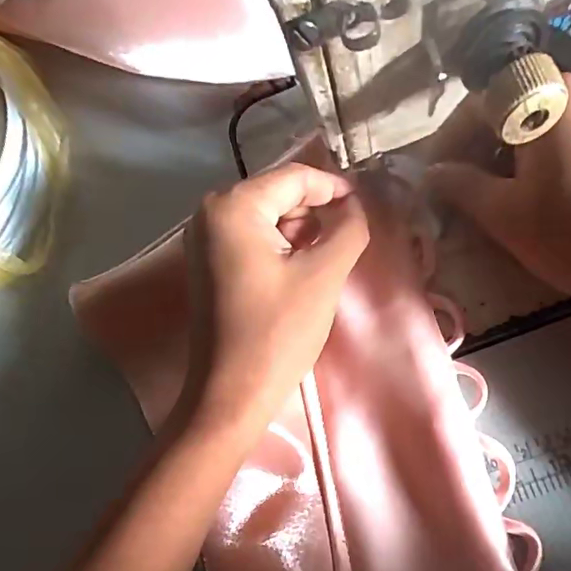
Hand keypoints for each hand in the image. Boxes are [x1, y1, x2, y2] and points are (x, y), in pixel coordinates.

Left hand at [182, 163, 369, 431]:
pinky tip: (304, 269)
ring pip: (267, 217)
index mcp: (233, 207)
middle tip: (351, 235)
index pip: (294, 177)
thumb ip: (347, 230)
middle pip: (277, 193)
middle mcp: (210, 213)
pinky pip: (253, 239)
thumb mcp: (323, 276)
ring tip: (331, 255)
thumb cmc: (278, 332)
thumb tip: (354, 206)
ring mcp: (204, 239)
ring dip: (302, 229)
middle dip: (317, 210)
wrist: (232, 392)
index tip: (366, 206)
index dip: (335, 187)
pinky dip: (282, 245)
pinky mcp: (209, 264)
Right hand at [424, 74, 570, 312]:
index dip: (451, 138)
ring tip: (499, 192)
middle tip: (464, 185)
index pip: (480, 101)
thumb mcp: (505, 215)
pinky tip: (539, 187)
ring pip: (544, 117)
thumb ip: (461, 185)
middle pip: (514, 102)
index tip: (437, 174)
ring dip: (513, 148)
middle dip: (482, 142)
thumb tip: (431, 173)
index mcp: (547, 94)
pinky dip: (546, 151)